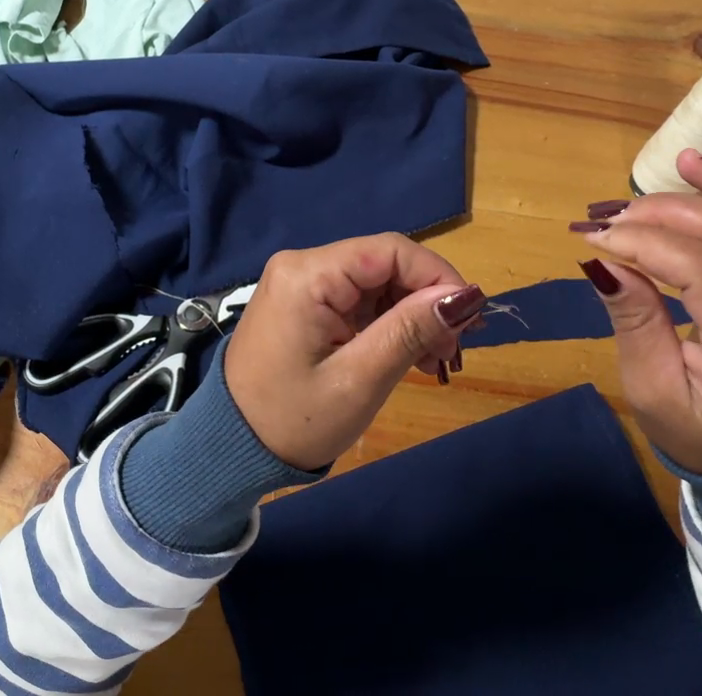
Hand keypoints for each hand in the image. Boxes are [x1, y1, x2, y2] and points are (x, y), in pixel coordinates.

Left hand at [224, 233, 486, 469]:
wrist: (231, 451)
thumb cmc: (293, 420)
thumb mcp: (360, 379)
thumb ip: (411, 330)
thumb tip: (468, 295)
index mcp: (307, 274)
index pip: (391, 250)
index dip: (438, 276)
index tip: (471, 319)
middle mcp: (303, 265)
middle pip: (385, 265)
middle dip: (427, 302)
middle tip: (455, 351)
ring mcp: (302, 284)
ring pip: (378, 284)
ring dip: (412, 317)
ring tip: (437, 361)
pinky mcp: (305, 305)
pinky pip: (359, 302)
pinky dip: (389, 325)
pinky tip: (411, 357)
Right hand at [579, 149, 701, 476]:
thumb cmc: (700, 436)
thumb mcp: (653, 392)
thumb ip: (635, 322)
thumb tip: (601, 261)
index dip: (643, 243)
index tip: (590, 238)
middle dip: (657, 216)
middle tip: (602, 224)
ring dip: (680, 202)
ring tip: (626, 205)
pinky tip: (689, 163)